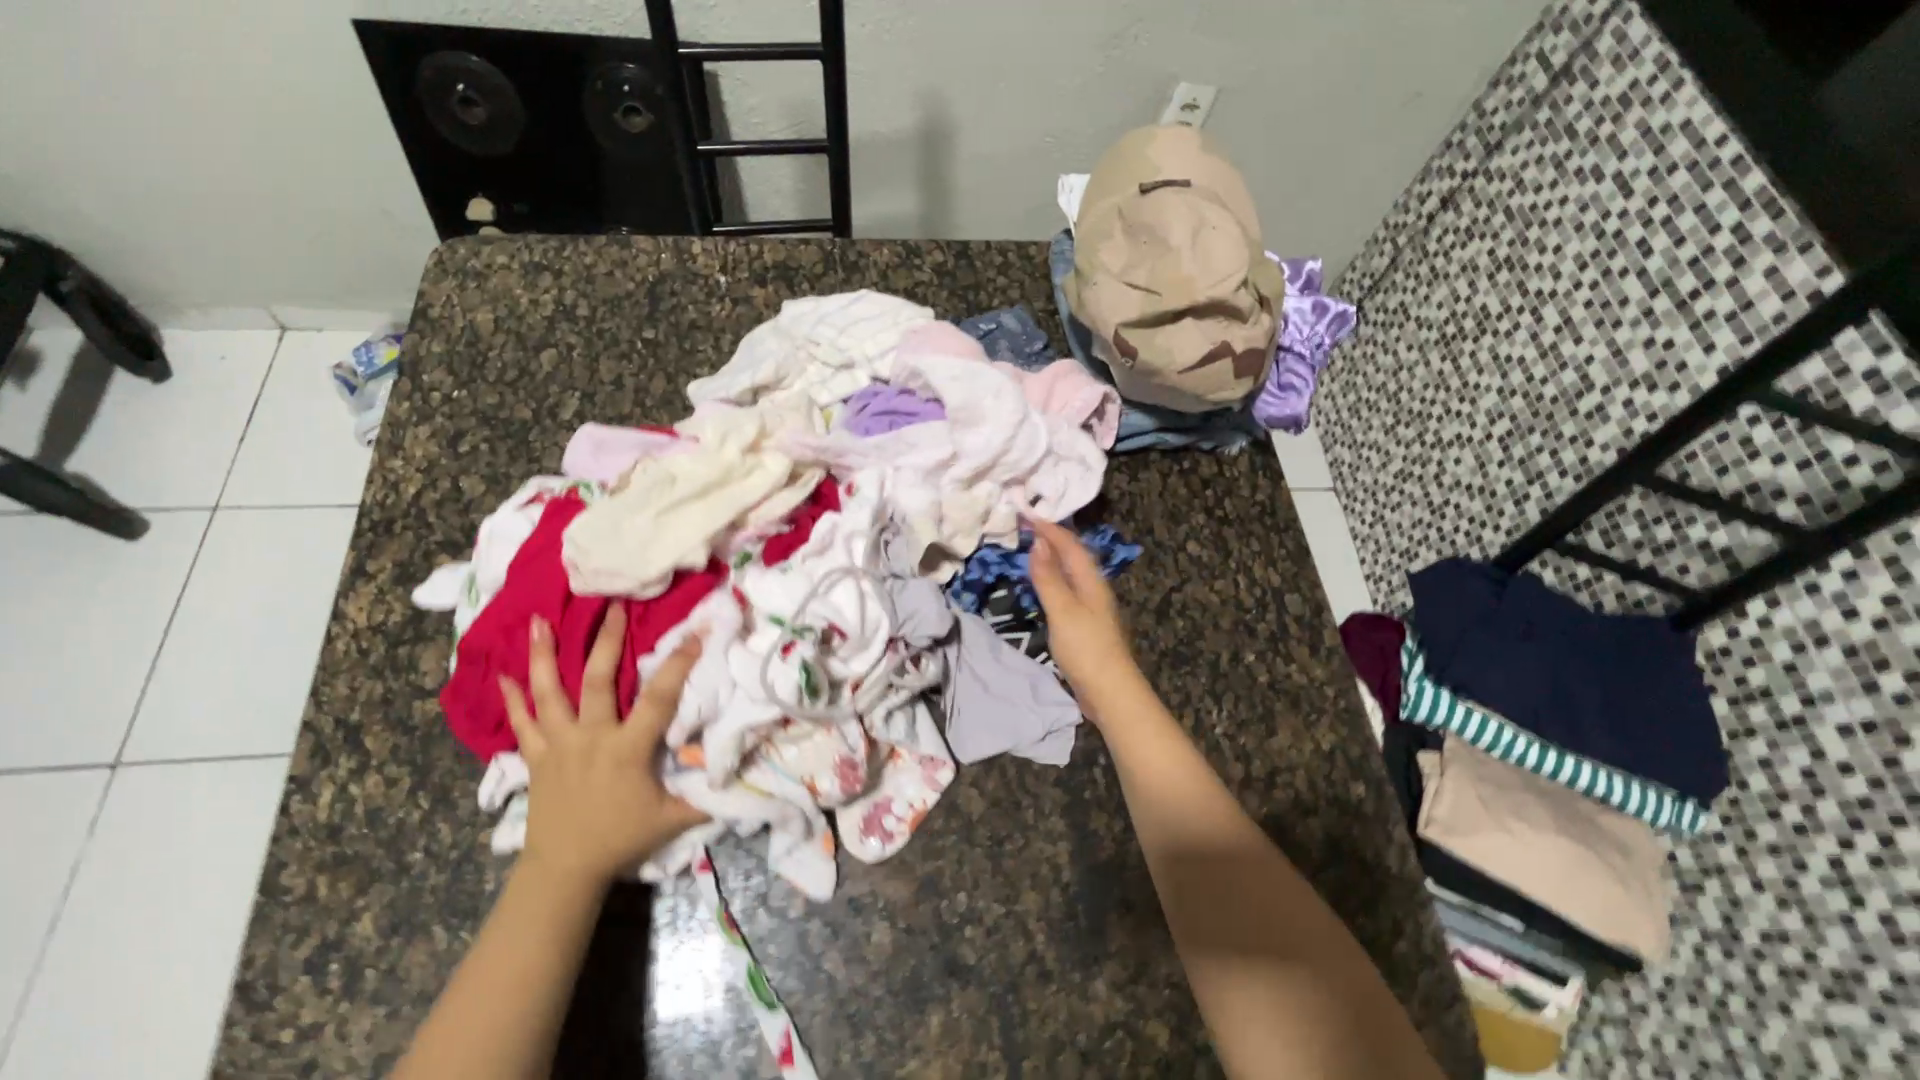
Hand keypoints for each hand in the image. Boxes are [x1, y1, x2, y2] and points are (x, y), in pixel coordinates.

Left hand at [498, 607, 708, 886]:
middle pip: (599, 680)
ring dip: (543, 656)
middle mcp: (591, 737)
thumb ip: (704, 796)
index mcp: (628, 749)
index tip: (696, 633)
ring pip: (549, 693)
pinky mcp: (535, 758)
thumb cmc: (622, 840)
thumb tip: (738, 774)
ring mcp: (559, 745)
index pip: (659, 698)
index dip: (679, 664)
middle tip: (614, 605)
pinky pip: (521, 723)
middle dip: (607, 640)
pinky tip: (503, 675)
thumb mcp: (672, 820)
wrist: (565, 868)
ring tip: (537, 621)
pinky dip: (511, 699)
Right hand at [1026, 517, 1141, 714]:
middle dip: (1051, 539)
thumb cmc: (1086, 648)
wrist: (1109, 691)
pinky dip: (1052, 581)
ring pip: (1071, 573)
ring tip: (1030, 550)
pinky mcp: (1085, 625)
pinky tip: (1042, 587)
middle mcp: (1094, 589)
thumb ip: (1049, 577)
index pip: (1069, 545)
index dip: (1049, 528)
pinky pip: (1067, 591)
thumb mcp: (1063, 610)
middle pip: (1073, 556)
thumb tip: (1038, 543)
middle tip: (1025, 527)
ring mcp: (1091, 608)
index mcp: (1091, 581)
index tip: (1025, 513)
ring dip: (1052, 559)